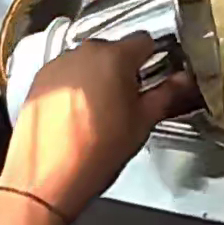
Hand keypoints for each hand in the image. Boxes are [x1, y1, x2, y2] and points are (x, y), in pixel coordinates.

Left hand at [0, 33, 195, 217]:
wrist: (42, 184)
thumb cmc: (96, 152)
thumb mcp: (141, 123)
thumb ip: (167, 94)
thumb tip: (184, 79)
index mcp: (117, 55)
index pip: (144, 40)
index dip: (150, 58)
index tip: (149, 78)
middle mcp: (87, 50)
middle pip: (114, 49)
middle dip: (121, 68)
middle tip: (122, 100)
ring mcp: (60, 63)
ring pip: (88, 60)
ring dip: (95, 75)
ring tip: (94, 109)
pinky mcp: (39, 79)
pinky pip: (65, 72)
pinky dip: (71, 85)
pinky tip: (71, 113)